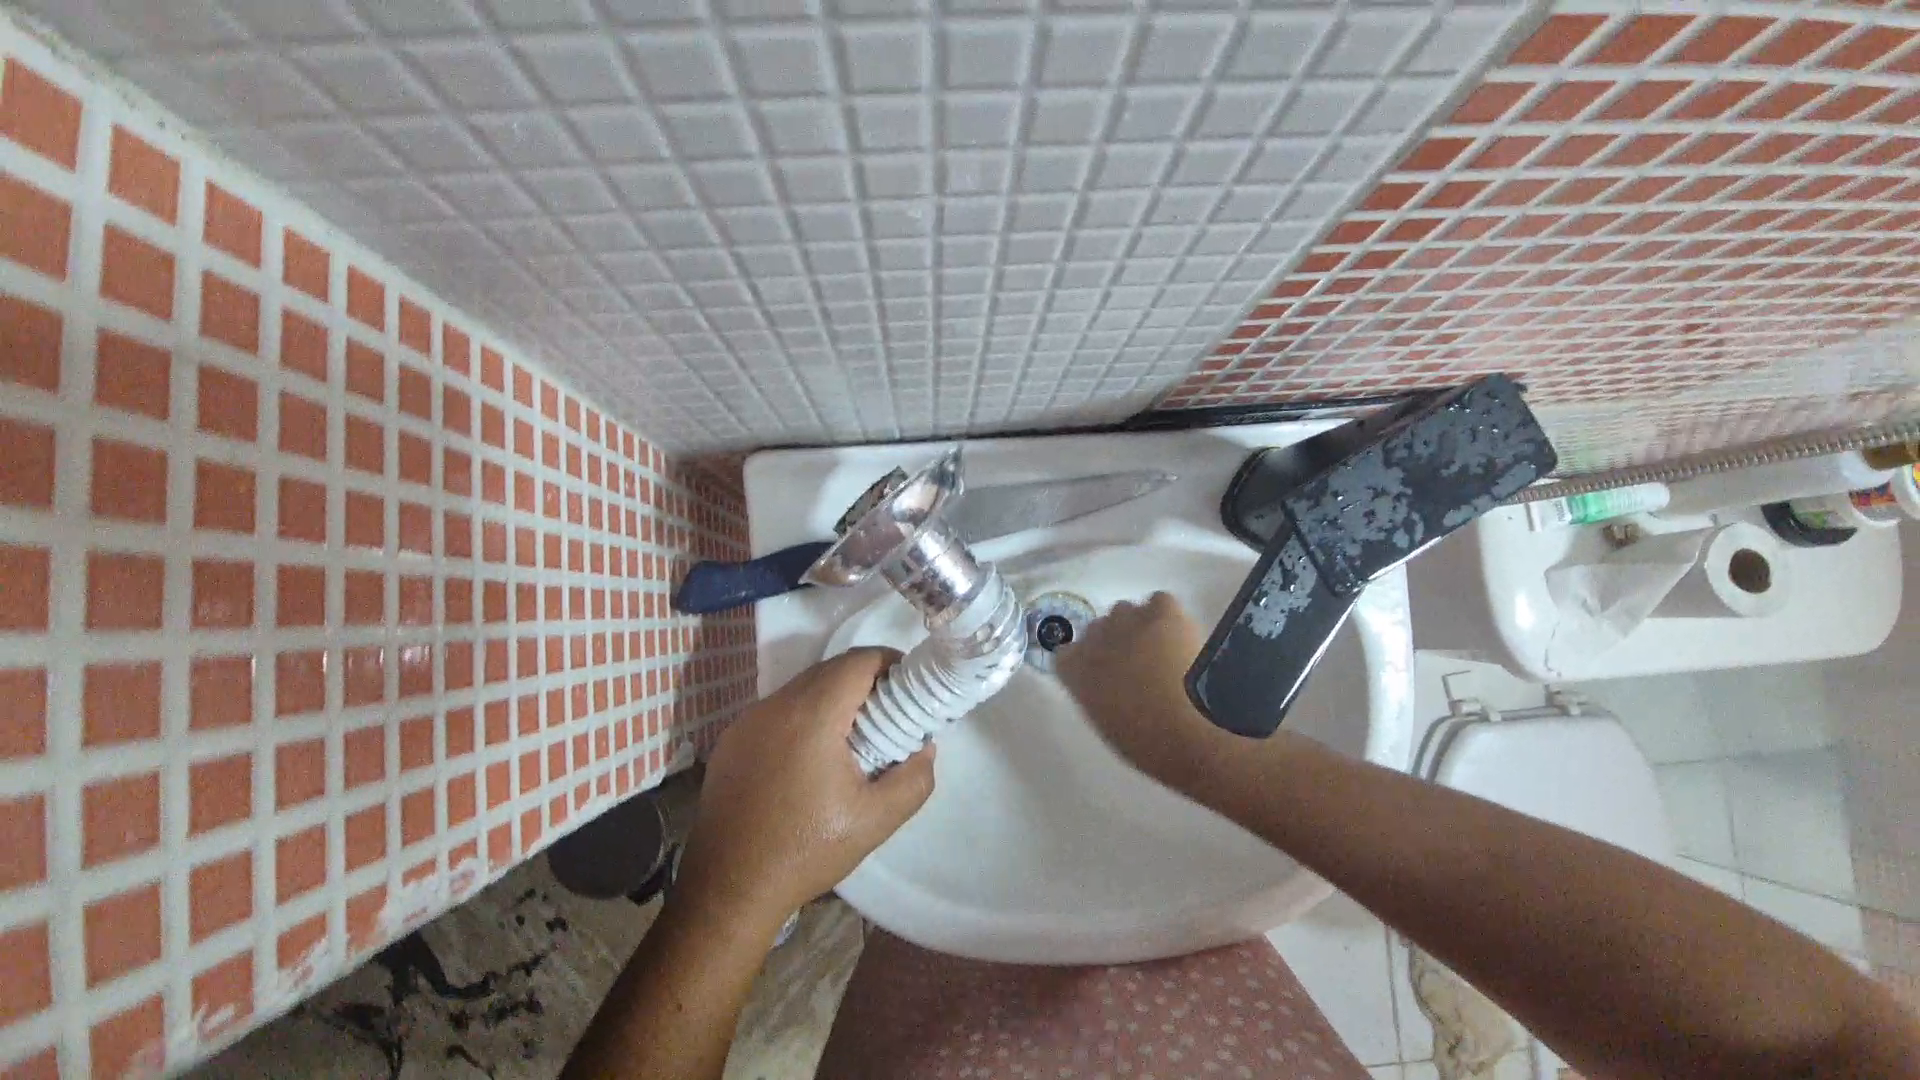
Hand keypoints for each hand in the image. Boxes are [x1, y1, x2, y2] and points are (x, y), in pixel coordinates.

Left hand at [675, 648, 935, 924]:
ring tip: (853, 739)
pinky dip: (803, 718)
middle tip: (888, 715)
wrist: (729, 889)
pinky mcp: (731, 742)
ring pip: (801, 689)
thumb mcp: (876, 820)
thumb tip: (923, 748)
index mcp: (811, 716)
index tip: (909, 687)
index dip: (889, 663)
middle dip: (864, 682)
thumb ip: (914, 778)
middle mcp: (774, 706)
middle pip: (829, 670)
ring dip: (832, 699)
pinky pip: (777, 712)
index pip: (857, 662)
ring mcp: (747, 722)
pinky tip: (811, 760)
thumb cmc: (806, 851)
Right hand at [1055, 592, 1236, 792]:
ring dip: (1139, 625)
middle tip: (1138, 663)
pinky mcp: (1162, 611)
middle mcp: (1094, 636)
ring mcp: (1128, 619)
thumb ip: (1096, 694)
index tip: (1105, 674)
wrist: (1184, 732)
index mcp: (1074, 669)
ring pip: (1127, 611)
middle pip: (1099, 627)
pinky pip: (1160, 601)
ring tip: (1163, 648)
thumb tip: (1108, 686)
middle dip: (1115, 640)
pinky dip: (1168, 614)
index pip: (1068, 653)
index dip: (1088, 660)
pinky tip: (1180, 634)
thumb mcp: (1104, 721)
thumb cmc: (1143, 741)